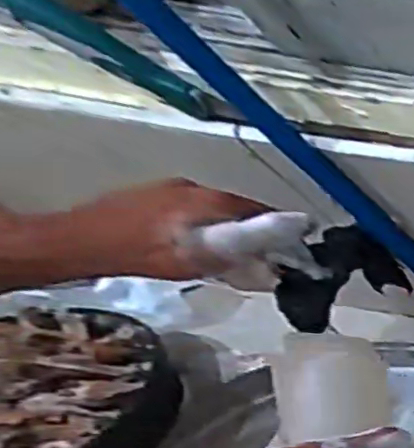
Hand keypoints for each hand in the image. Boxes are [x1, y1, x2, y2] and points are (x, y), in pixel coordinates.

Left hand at [60, 179, 271, 279]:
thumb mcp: (209, 257)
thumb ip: (250, 250)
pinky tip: (204, 245)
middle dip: (261, 233)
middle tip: (271, 260)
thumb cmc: (148, 253)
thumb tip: (286, 252)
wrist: (78, 243)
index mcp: (212, 200)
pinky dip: (210, 227)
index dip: (288, 233)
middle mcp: (193, 188)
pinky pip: (196, 211)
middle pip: (243, 211)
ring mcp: (168, 190)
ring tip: (238, 255)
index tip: (300, 255)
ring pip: (219, 211)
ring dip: (234, 230)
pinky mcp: (151, 197)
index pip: (267, 212)